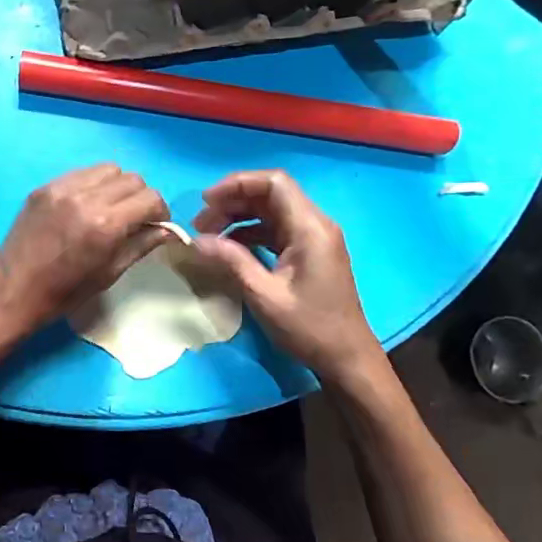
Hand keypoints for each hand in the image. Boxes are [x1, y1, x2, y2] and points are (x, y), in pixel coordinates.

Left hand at [0, 165, 170, 332]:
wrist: (13, 290)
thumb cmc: (65, 292)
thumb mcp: (110, 273)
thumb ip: (141, 245)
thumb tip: (168, 229)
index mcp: (105, 224)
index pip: (150, 198)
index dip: (160, 211)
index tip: (154, 225)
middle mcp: (85, 198)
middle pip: (132, 179)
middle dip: (140, 197)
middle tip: (133, 217)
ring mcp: (61, 189)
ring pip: (107, 170)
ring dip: (116, 186)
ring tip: (109, 208)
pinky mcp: (44, 188)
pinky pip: (79, 174)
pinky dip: (91, 185)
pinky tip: (84, 206)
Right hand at [191, 170, 378, 375]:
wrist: (346, 357)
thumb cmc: (309, 328)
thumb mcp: (264, 295)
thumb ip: (231, 261)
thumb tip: (195, 240)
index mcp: (310, 229)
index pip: (274, 183)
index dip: (237, 184)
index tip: (206, 202)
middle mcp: (315, 225)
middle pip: (270, 193)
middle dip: (232, 201)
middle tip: (200, 224)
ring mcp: (313, 238)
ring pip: (270, 210)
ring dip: (238, 216)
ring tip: (208, 235)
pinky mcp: (308, 252)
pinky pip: (275, 228)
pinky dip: (249, 231)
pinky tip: (228, 247)